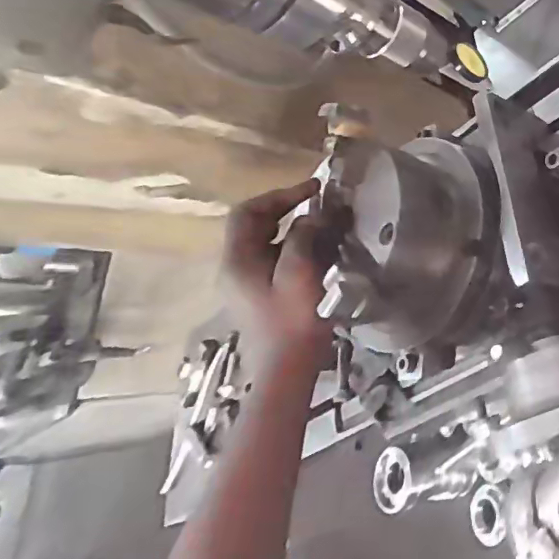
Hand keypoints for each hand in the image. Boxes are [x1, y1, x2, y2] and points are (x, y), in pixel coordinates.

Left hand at [222, 180, 335, 366]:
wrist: (288, 368)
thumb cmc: (293, 320)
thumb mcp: (300, 273)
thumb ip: (303, 237)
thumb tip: (311, 216)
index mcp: (237, 260)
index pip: (247, 212)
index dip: (280, 195)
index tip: (313, 190)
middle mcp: (235, 267)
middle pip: (254, 224)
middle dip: (286, 207)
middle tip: (319, 202)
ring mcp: (246, 282)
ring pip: (265, 239)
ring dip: (292, 225)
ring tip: (323, 222)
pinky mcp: (260, 293)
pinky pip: (274, 255)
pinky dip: (294, 243)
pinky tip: (319, 248)